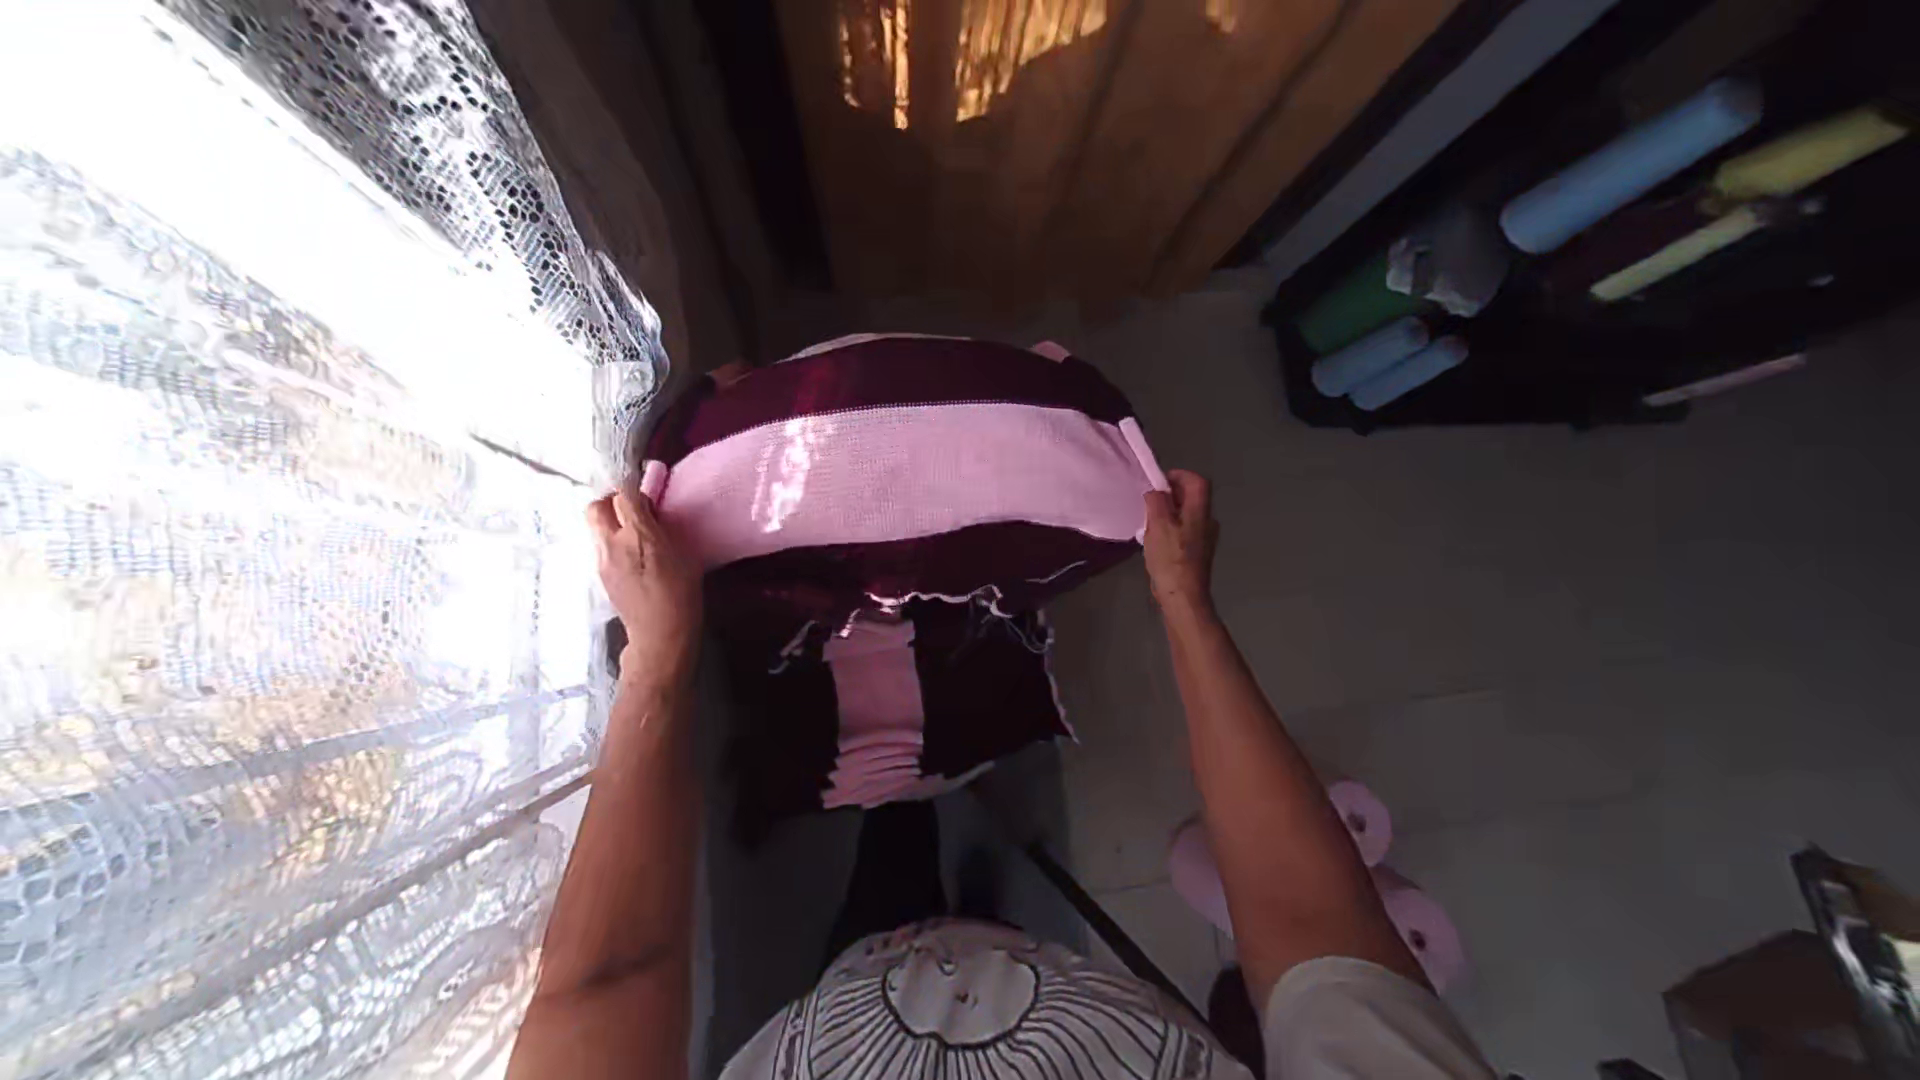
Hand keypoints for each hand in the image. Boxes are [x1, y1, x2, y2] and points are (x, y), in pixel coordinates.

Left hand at [587, 482, 702, 683]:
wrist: (660, 634)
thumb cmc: (682, 595)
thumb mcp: (683, 556)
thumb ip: (664, 531)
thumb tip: (653, 514)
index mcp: (639, 535)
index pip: (624, 495)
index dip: (634, 491)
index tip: (648, 498)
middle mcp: (613, 544)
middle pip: (595, 507)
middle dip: (611, 503)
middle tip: (631, 511)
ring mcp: (601, 560)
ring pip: (595, 527)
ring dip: (611, 524)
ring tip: (633, 536)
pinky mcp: (600, 575)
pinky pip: (601, 547)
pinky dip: (612, 543)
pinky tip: (631, 558)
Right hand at [1143, 469, 1217, 614]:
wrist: (1183, 595)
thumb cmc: (1170, 558)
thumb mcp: (1158, 525)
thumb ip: (1157, 502)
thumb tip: (1156, 491)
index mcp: (1200, 511)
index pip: (1197, 481)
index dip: (1179, 475)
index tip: (1158, 482)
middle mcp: (1207, 521)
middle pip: (1192, 497)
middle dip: (1170, 495)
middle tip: (1149, 503)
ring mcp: (1204, 538)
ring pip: (1187, 514)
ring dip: (1168, 513)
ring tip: (1148, 523)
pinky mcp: (1196, 552)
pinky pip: (1184, 531)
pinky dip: (1170, 528)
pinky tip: (1155, 541)